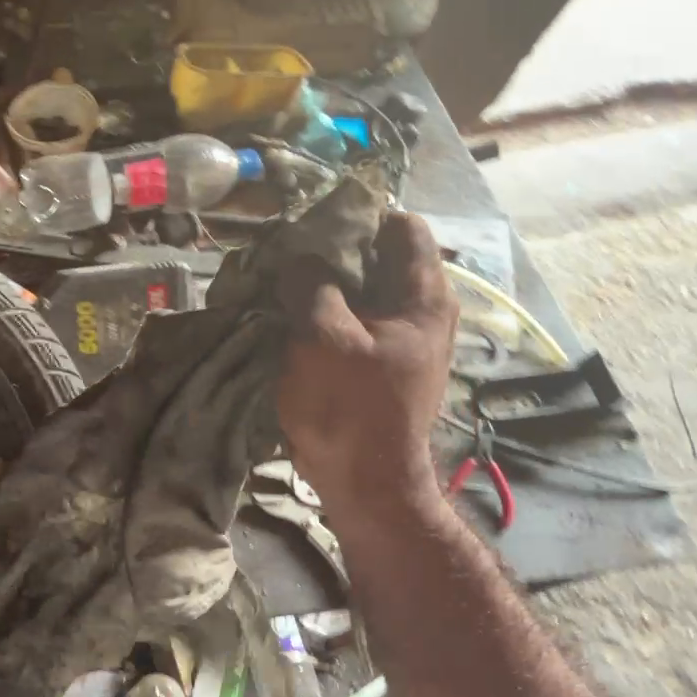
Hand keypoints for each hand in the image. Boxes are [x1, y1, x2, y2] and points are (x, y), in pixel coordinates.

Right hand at [278, 211, 457, 514]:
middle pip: (375, 257)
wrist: (365, 480)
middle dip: (328, 251)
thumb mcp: (324, 338)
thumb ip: (312, 287)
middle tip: (280, 252)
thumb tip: (298, 256)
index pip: (400, 227)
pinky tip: (284, 319)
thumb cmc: (350, 407)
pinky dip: (319, 314)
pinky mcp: (373, 362)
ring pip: (357, 291)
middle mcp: (418, 310)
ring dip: (318, 285)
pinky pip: (347, 321)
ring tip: (275, 284)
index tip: (306, 221)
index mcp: (422, 296)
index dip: (355, 215)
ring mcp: (397, 338)